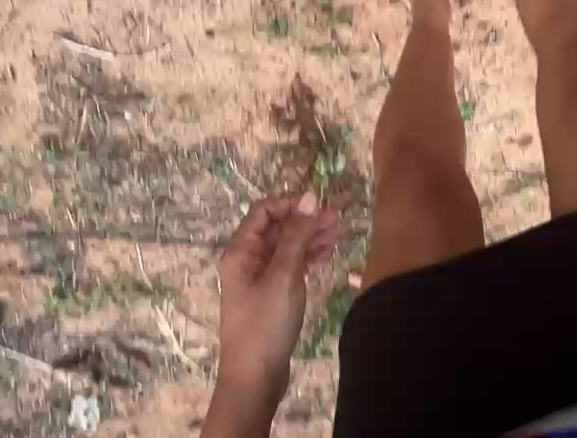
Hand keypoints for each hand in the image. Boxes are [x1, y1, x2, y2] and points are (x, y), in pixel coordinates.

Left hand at [209, 194, 341, 418]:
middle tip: (335, 222)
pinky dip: (306, 257)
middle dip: (305, 221)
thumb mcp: (283, 275)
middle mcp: (246, 259)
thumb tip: (310, 197)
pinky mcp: (270, 293)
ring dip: (309, 238)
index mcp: (240, 251)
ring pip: (285, 245)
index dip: (291, 204)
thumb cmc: (265, 323)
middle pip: (277, 227)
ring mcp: (258, 277)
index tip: (318, 208)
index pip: (264, 211)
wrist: (255, 379)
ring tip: (336, 238)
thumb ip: (297, 235)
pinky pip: (288, 264)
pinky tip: (326, 257)